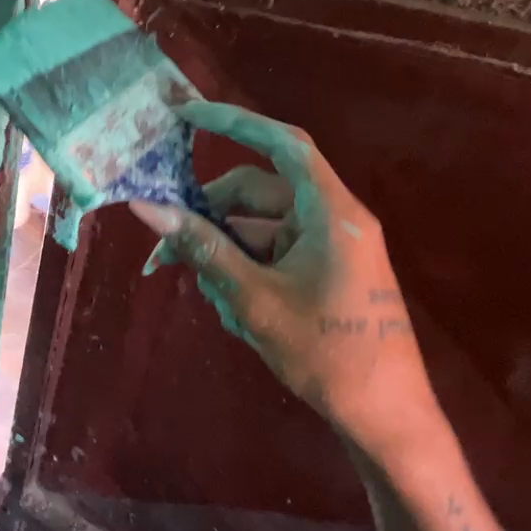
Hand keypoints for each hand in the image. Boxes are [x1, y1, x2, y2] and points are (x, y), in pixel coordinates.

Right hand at [130, 101, 444, 460]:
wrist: (383, 415)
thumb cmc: (324, 352)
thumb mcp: (252, 297)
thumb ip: (201, 247)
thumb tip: (147, 207)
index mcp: (331, 213)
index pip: (281, 145)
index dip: (234, 123)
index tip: (185, 115)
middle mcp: (332, 220)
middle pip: (256, 193)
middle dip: (207, 217)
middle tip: (162, 250)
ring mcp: (328, 248)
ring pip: (257, 228)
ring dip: (222, 254)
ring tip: (209, 298)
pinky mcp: (322, 274)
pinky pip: (270, 254)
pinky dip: (243, 272)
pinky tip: (231, 311)